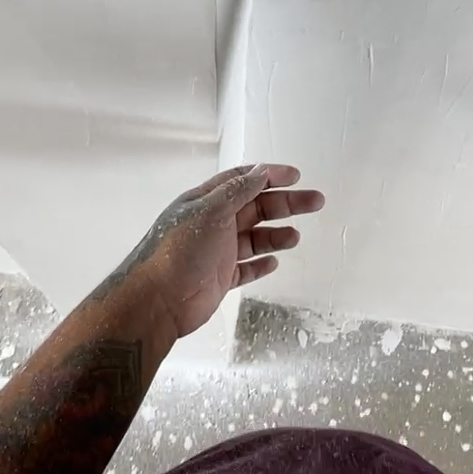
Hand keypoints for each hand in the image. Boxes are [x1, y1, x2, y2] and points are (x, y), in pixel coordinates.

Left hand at [97, 164, 324, 337]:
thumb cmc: (177, 252)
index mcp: (206, 202)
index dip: (269, 175)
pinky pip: (247, 267)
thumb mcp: (209, 211)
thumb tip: (261, 171)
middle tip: (315, 201)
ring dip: (277, 234)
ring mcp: (217, 252)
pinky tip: (275, 261)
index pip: (243, 180)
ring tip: (296, 236)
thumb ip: (237, 190)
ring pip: (255, 238)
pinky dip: (262, 263)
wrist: (157, 302)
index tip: (296, 176)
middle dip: (285, 203)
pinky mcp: (221, 278)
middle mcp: (213, 223)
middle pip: (256, 207)